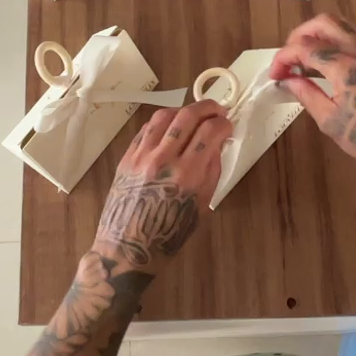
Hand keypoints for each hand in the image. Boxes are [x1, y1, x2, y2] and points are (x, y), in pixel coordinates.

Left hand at [93, 100, 231, 272]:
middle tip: (217, 109)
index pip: (210, 132)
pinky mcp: (126, 157)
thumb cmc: (170, 235)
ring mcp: (142, 156)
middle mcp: (164, 160)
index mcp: (188, 176)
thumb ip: (211, 171)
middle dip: (208, 107)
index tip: (228, 125)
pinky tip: (171, 127)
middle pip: (188, 116)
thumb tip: (217, 143)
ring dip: (184, 110)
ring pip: (164, 116)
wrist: (127, 249)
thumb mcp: (201, 206)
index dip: (224, 123)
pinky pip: (146, 129)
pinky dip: (163, 122)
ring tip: (194, 115)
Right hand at [269, 14, 355, 189]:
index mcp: (345, 67)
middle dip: (298, 36)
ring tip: (304, 60)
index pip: (305, 48)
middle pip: (323, 24)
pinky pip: (352, 37)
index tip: (274, 74)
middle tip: (288, 59)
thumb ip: (306, 94)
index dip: (283, 58)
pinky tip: (324, 64)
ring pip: (340, 26)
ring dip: (317, 36)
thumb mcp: (330, 121)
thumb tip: (286, 81)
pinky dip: (333, 41)